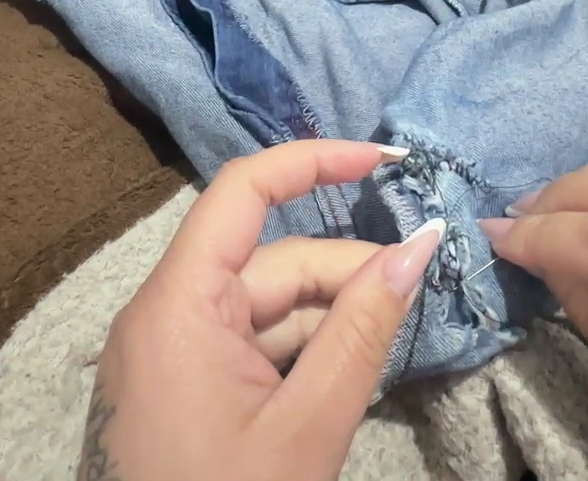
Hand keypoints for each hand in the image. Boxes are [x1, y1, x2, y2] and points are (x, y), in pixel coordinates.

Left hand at [81, 140, 444, 480]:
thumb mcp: (306, 428)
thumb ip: (363, 328)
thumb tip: (420, 244)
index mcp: (177, 303)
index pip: (244, 190)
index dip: (314, 160)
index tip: (383, 161)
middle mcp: (167, 311)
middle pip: (272, 261)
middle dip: (346, 275)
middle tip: (414, 294)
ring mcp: (175, 350)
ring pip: (269, 306)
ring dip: (331, 319)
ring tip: (384, 345)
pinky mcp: (187, 384)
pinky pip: (256, 344)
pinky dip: (304, 352)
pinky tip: (343, 378)